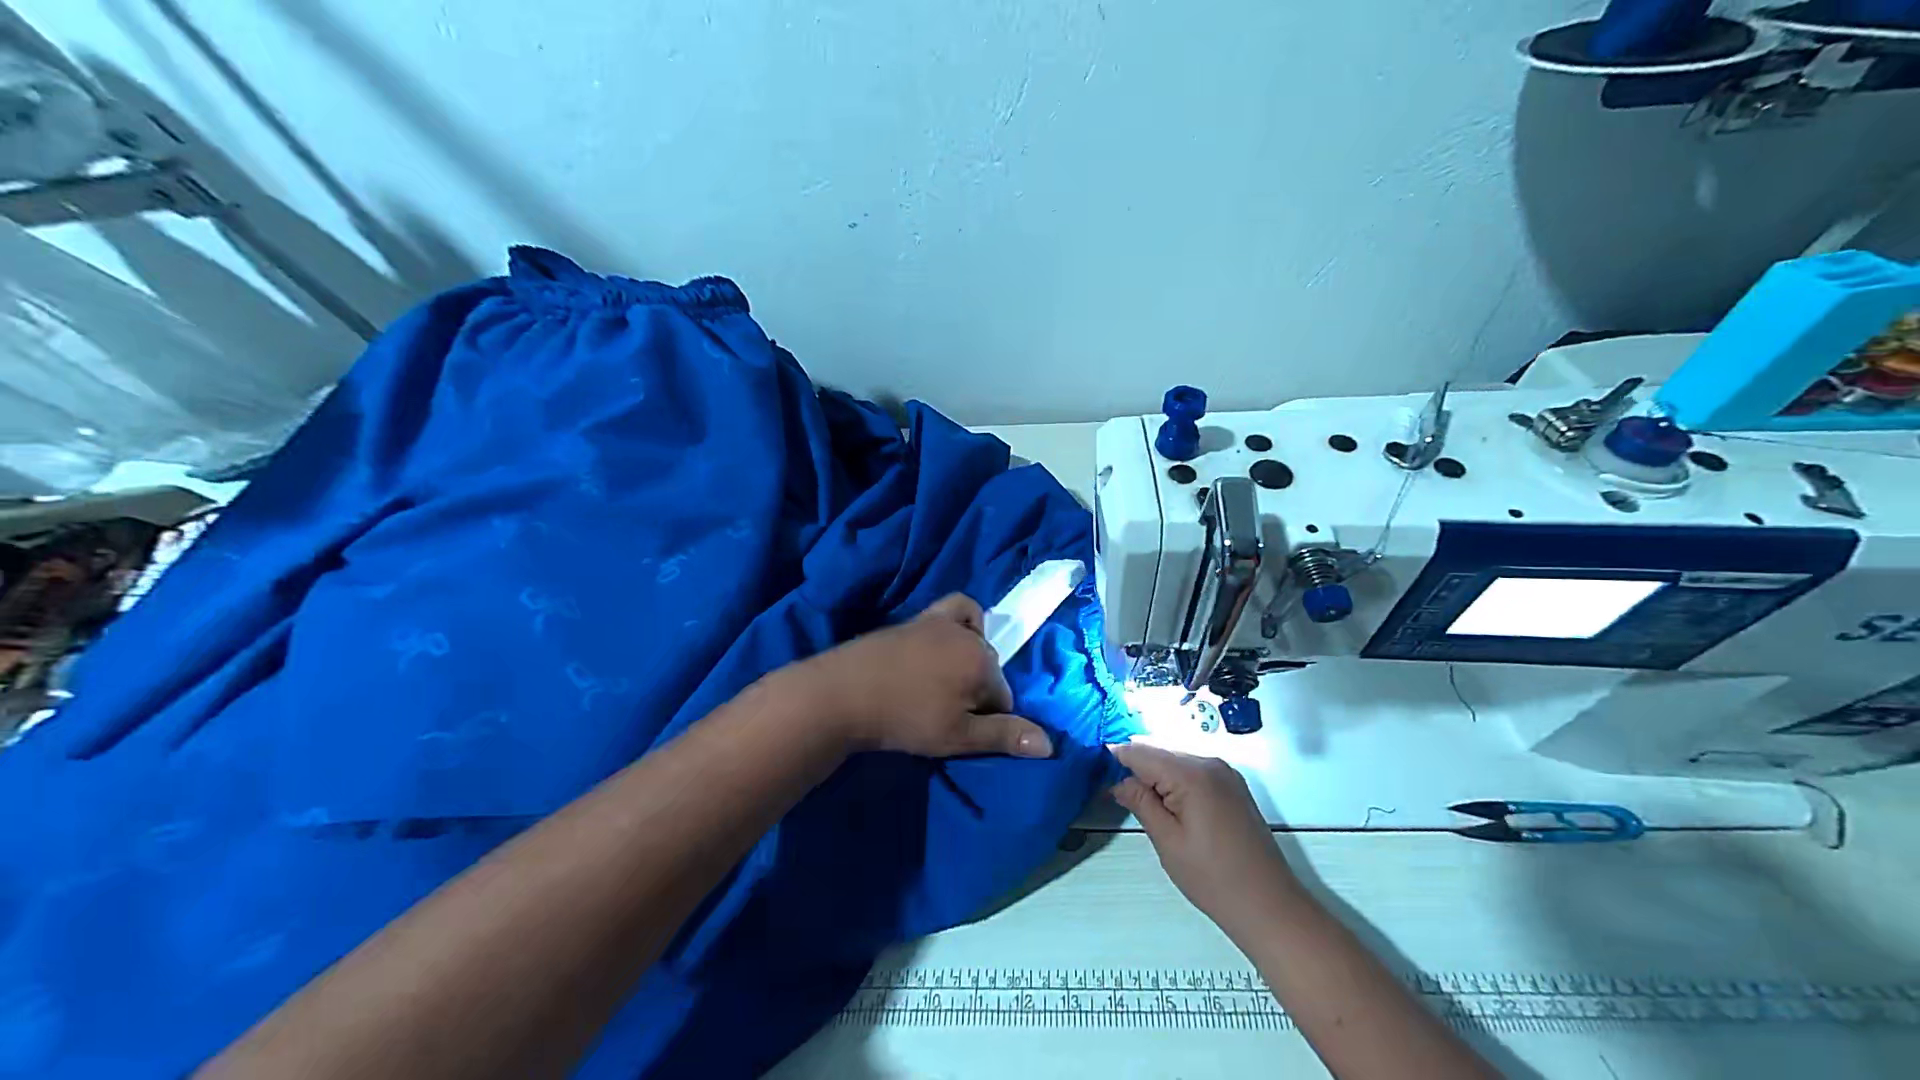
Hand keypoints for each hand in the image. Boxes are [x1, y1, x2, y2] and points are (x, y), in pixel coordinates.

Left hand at [777, 593, 1053, 759]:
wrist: (844, 693)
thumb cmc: (905, 719)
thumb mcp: (958, 737)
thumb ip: (1004, 736)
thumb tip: (1051, 744)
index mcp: (983, 663)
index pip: (1003, 696)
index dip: (987, 718)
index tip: (961, 731)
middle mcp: (969, 636)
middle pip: (988, 667)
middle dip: (978, 690)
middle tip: (947, 714)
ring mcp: (941, 622)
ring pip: (974, 642)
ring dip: (968, 661)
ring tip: (945, 685)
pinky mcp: (917, 619)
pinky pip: (954, 609)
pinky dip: (963, 620)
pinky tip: (948, 639)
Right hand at [1110, 742, 1300, 934]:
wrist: (1270, 906)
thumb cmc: (1213, 878)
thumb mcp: (1167, 841)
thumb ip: (1141, 802)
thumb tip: (1117, 781)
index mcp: (1192, 774)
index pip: (1142, 752)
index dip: (1117, 759)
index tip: (1097, 774)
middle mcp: (1211, 763)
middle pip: (1160, 751)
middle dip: (1136, 767)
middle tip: (1115, 794)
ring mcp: (1226, 773)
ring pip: (1176, 760)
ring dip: (1155, 774)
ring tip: (1139, 802)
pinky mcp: (1234, 787)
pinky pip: (1194, 771)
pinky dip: (1175, 780)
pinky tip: (1168, 804)